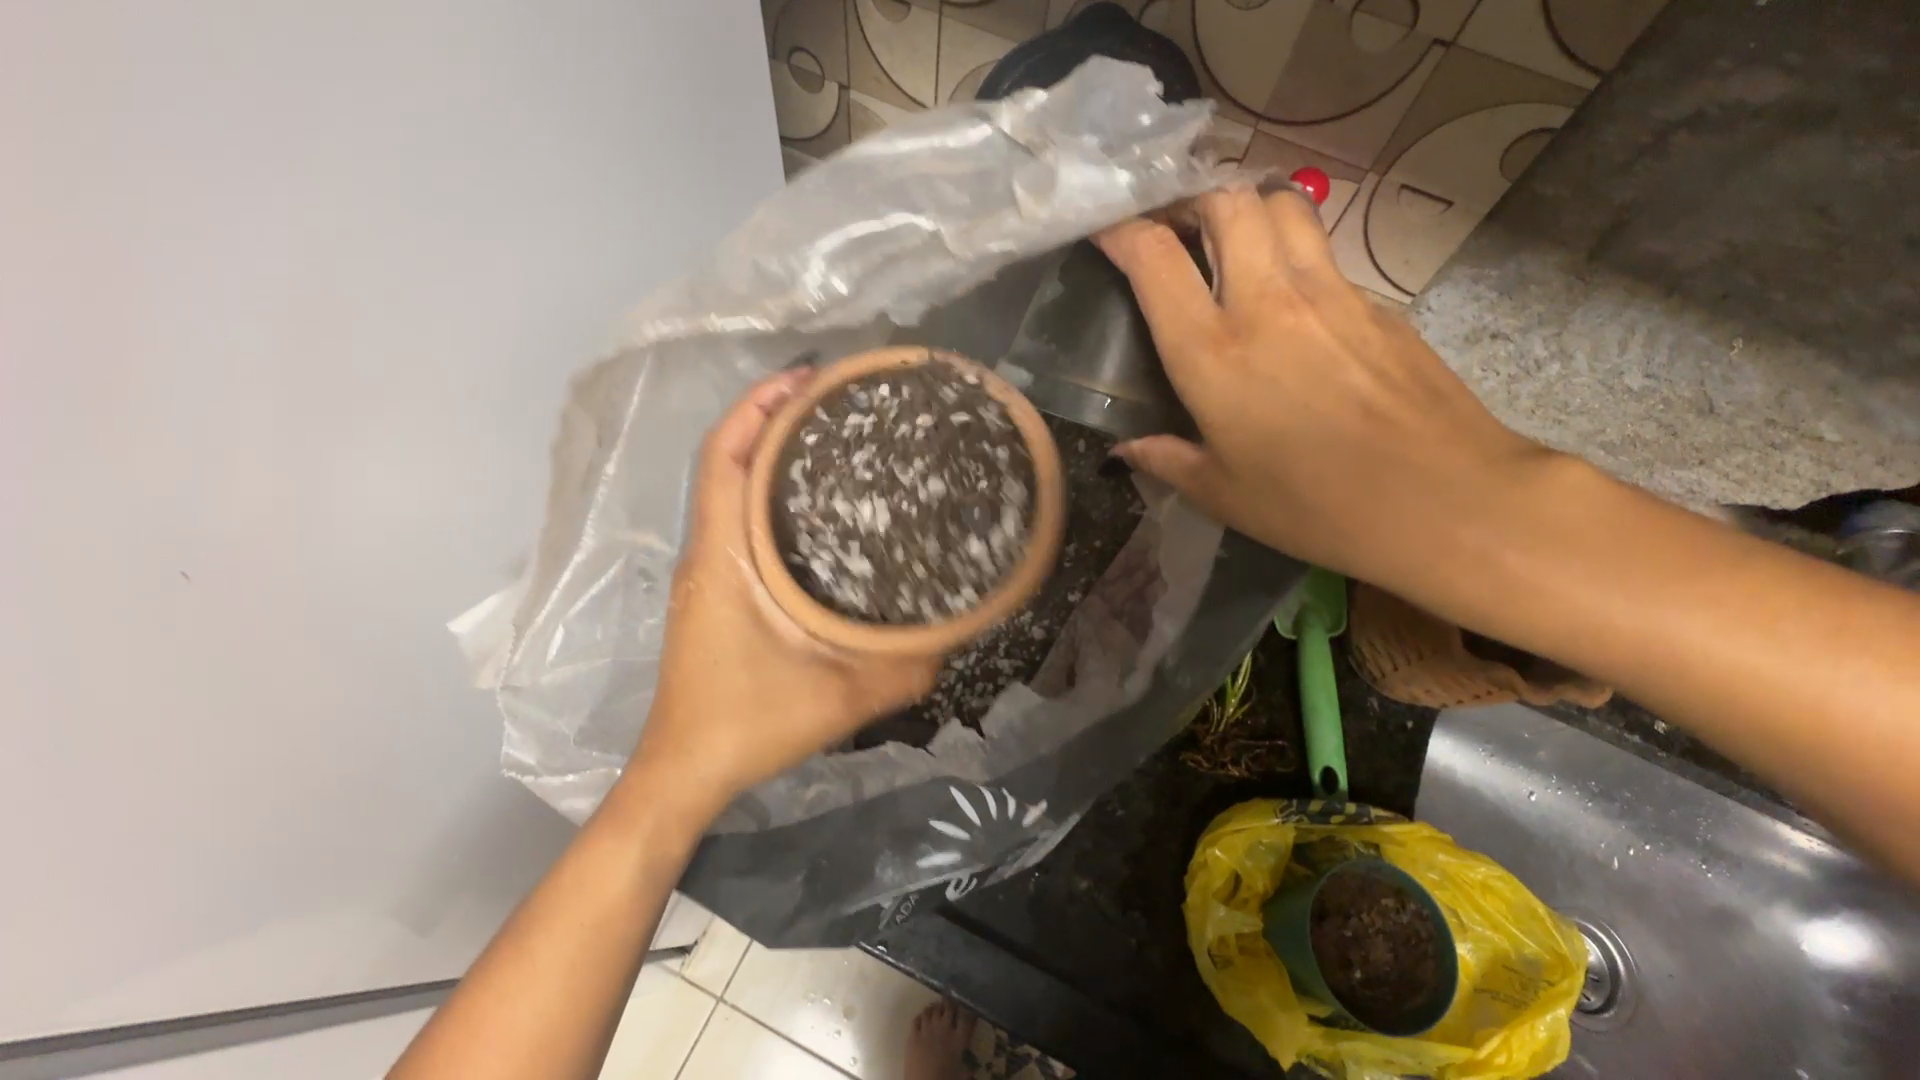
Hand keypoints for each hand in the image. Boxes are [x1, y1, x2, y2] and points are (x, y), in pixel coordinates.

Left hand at [632, 371, 941, 811]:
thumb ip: (906, 667)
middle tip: (839, 399)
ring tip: (835, 437)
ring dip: (770, 453)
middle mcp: (708, 551)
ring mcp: (708, 571)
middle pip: (727, 459)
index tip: (808, 377)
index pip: (723, 456)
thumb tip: (961, 631)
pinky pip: (738, 519)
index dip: (758, 406)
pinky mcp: (716, 591)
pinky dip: (769, 493)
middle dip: (773, 416)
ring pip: (730, 488)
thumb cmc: (748, 724)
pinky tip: (819, 507)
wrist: (685, 771)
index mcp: (723, 556)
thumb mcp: (841, 698)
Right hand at [1095, 187, 1554, 589]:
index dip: (1121, 229)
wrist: (1444, 498)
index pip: (1154, 257)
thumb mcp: (1224, 495)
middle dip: (1189, 199)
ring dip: (1246, 207)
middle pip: (1224, 201)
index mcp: (1212, 353)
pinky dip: (1293, 249)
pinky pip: (1322, 250)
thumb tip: (1125, 450)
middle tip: (1174, 228)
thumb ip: (1167, 461)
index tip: (1105, 228)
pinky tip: (1291, 295)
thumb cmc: (1316, 507)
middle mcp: (1266, 302)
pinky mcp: (1375, 300)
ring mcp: (1329, 292)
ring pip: (1281, 204)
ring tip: (1231, 238)